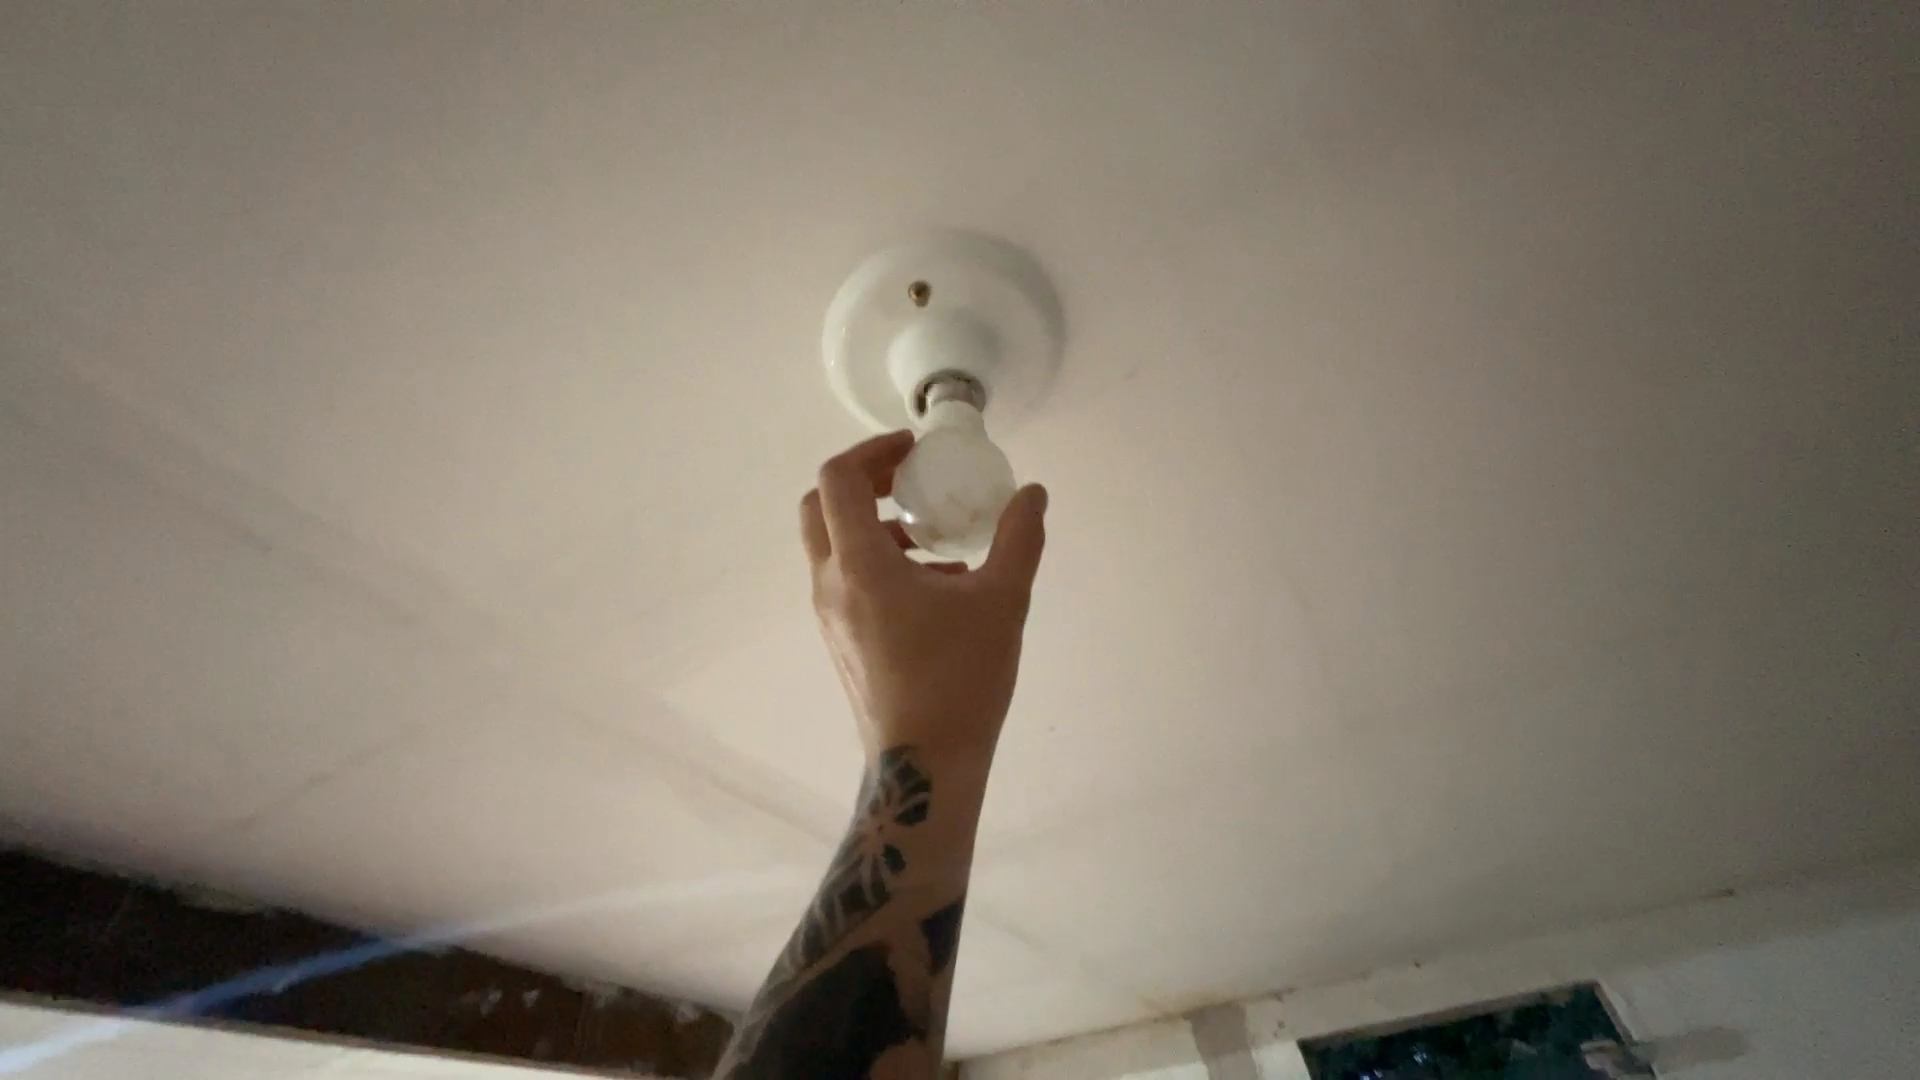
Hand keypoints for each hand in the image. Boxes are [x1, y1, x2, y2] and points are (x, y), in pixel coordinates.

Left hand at [801, 431, 1048, 764]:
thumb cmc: (961, 679)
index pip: (837, 479)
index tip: (914, 451)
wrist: (925, 766)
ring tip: (931, 537)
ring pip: (832, 545)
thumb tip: (1033, 493)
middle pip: (820, 507)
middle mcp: (830, 585)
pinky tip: (933, 585)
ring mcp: (828, 616)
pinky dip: (876, 560)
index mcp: (859, 566)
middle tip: (911, 480)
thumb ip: (1018, 538)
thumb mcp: (1002, 601)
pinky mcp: (840, 639)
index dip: (872, 451)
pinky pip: (845, 579)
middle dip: (863, 482)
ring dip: (872, 524)